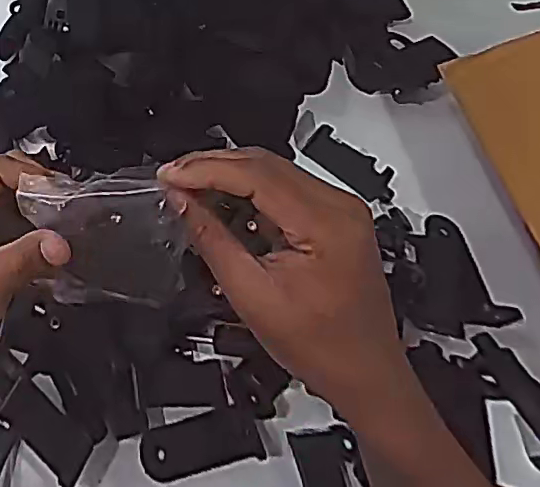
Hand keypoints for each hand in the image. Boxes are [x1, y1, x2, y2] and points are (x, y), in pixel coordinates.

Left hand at [0, 151, 71, 372]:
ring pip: (14, 206)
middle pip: (8, 182)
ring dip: (39, 212)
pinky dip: (35, 233)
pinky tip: (51, 244)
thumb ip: (30, 255)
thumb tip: (60, 240)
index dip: (30, 173)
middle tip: (64, 198)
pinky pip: (16, 229)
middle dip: (38, 190)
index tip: (55, 187)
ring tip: (63, 219)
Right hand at [158, 147, 411, 417]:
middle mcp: (339, 205)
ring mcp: (339, 206)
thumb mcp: (253, 297)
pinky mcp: (333, 213)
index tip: (171, 175)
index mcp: (326, 223)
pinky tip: (222, 198)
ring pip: (271, 168)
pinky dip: (248, 187)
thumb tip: (182, 201)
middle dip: (212, 165)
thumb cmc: (324, 349)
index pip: (255, 174)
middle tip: (173, 177)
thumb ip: (212, 241)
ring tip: (190, 186)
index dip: (205, 169)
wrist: (368, 377)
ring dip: (228, 173)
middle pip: (262, 162)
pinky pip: (283, 184)